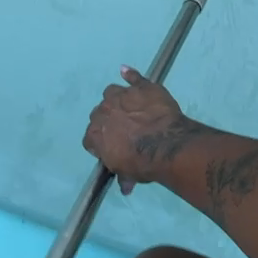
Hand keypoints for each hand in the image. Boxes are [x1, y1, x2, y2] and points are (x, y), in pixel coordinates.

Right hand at [84, 67, 212, 194]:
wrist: (166, 145)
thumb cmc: (143, 163)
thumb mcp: (129, 173)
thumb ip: (123, 175)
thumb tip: (126, 186)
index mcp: (94, 135)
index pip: (91, 137)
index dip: (102, 141)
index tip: (113, 146)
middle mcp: (103, 112)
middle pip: (100, 114)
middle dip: (109, 120)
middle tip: (125, 129)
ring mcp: (122, 96)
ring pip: (112, 93)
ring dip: (118, 99)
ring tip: (130, 107)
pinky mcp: (141, 86)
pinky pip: (132, 77)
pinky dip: (129, 75)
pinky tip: (126, 71)